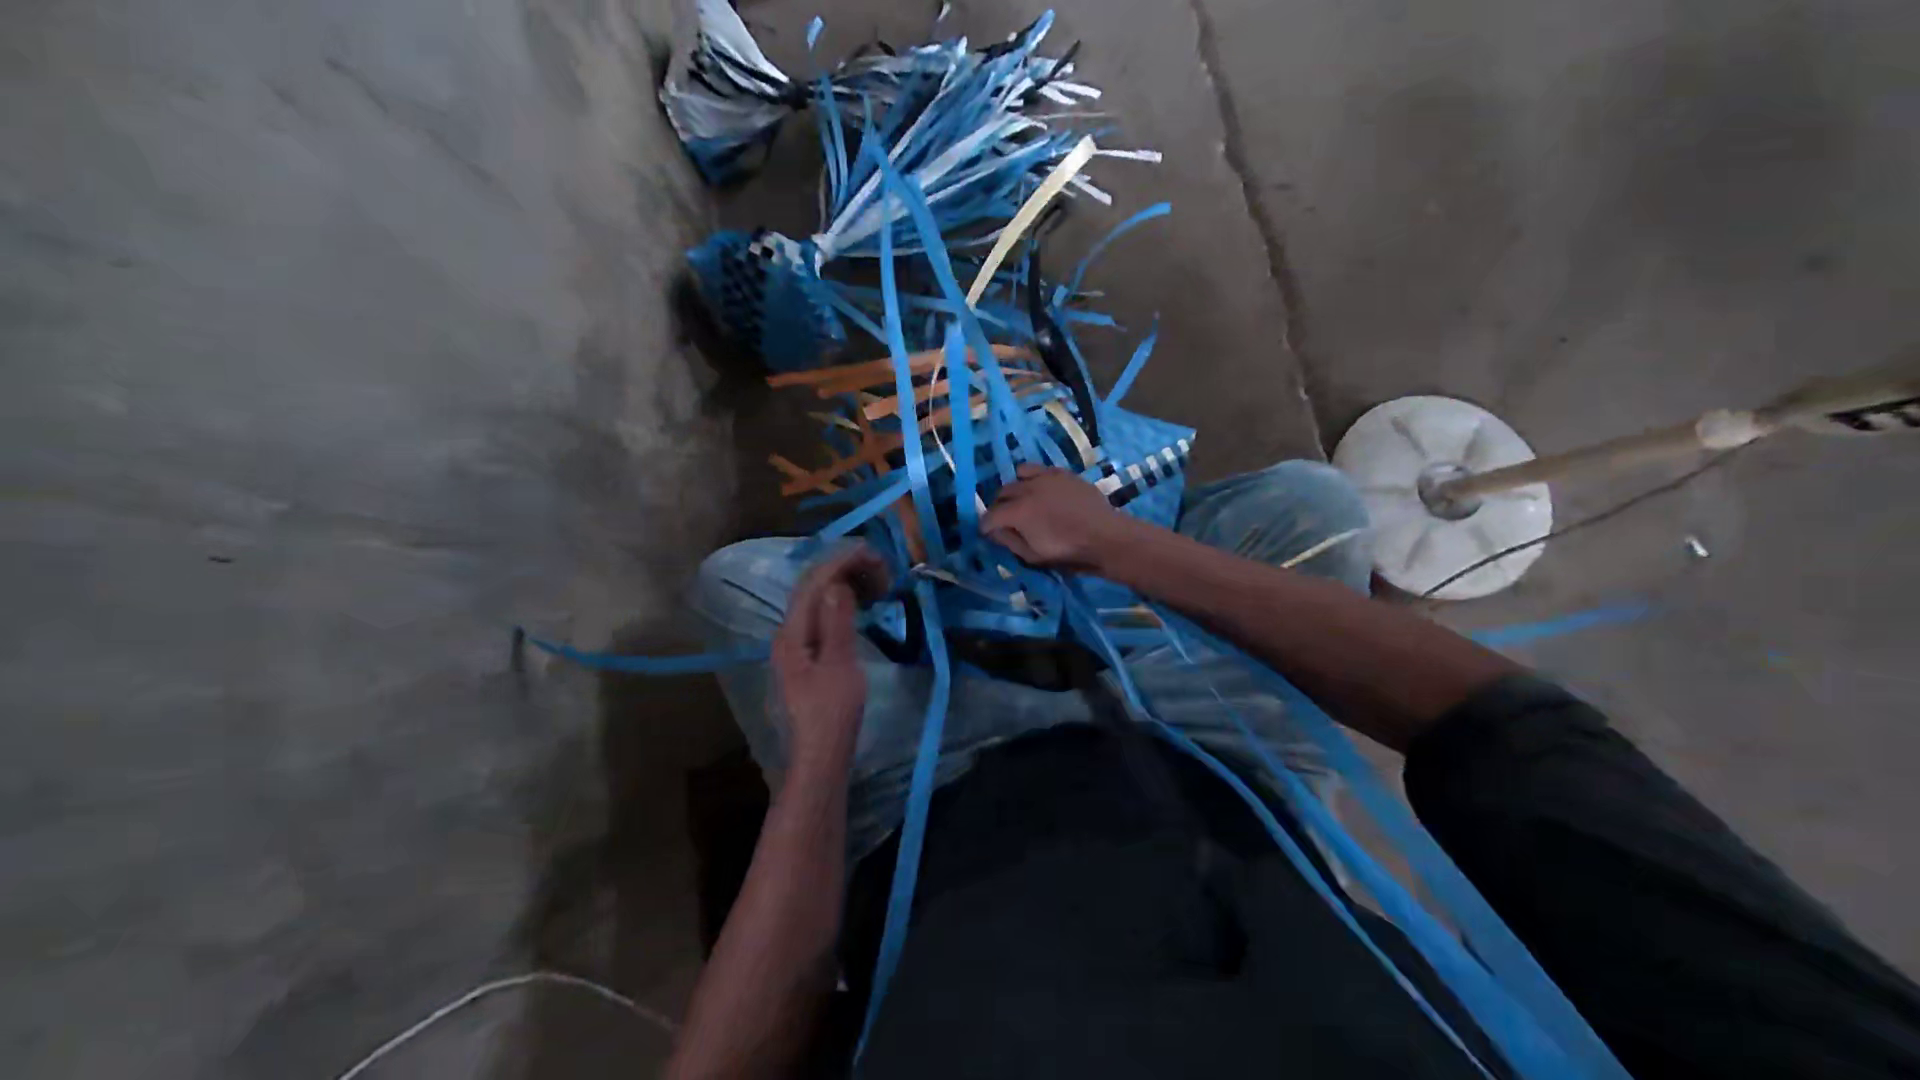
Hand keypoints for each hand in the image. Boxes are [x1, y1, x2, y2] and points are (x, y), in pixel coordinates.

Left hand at [773, 544, 887, 774]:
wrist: (821, 755)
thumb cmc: (832, 713)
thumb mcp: (839, 666)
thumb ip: (837, 623)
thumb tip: (837, 584)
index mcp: (791, 634)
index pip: (813, 584)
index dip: (840, 562)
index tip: (872, 551)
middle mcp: (788, 634)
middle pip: (811, 588)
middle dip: (843, 568)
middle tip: (879, 564)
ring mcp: (796, 645)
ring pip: (816, 600)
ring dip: (843, 583)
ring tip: (875, 577)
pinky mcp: (807, 656)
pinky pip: (822, 615)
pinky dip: (842, 601)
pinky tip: (860, 602)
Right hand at [982, 464, 1144, 573]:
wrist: (1106, 537)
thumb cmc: (1068, 552)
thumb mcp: (1033, 556)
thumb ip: (1009, 541)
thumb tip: (994, 532)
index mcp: (1018, 512)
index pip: (989, 516)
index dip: (985, 527)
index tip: (988, 534)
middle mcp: (1027, 489)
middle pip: (1001, 493)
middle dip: (999, 507)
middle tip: (1006, 520)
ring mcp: (1046, 477)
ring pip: (1018, 475)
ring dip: (1015, 488)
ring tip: (1023, 500)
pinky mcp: (1062, 473)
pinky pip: (1040, 469)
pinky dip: (1034, 479)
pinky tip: (1042, 490)